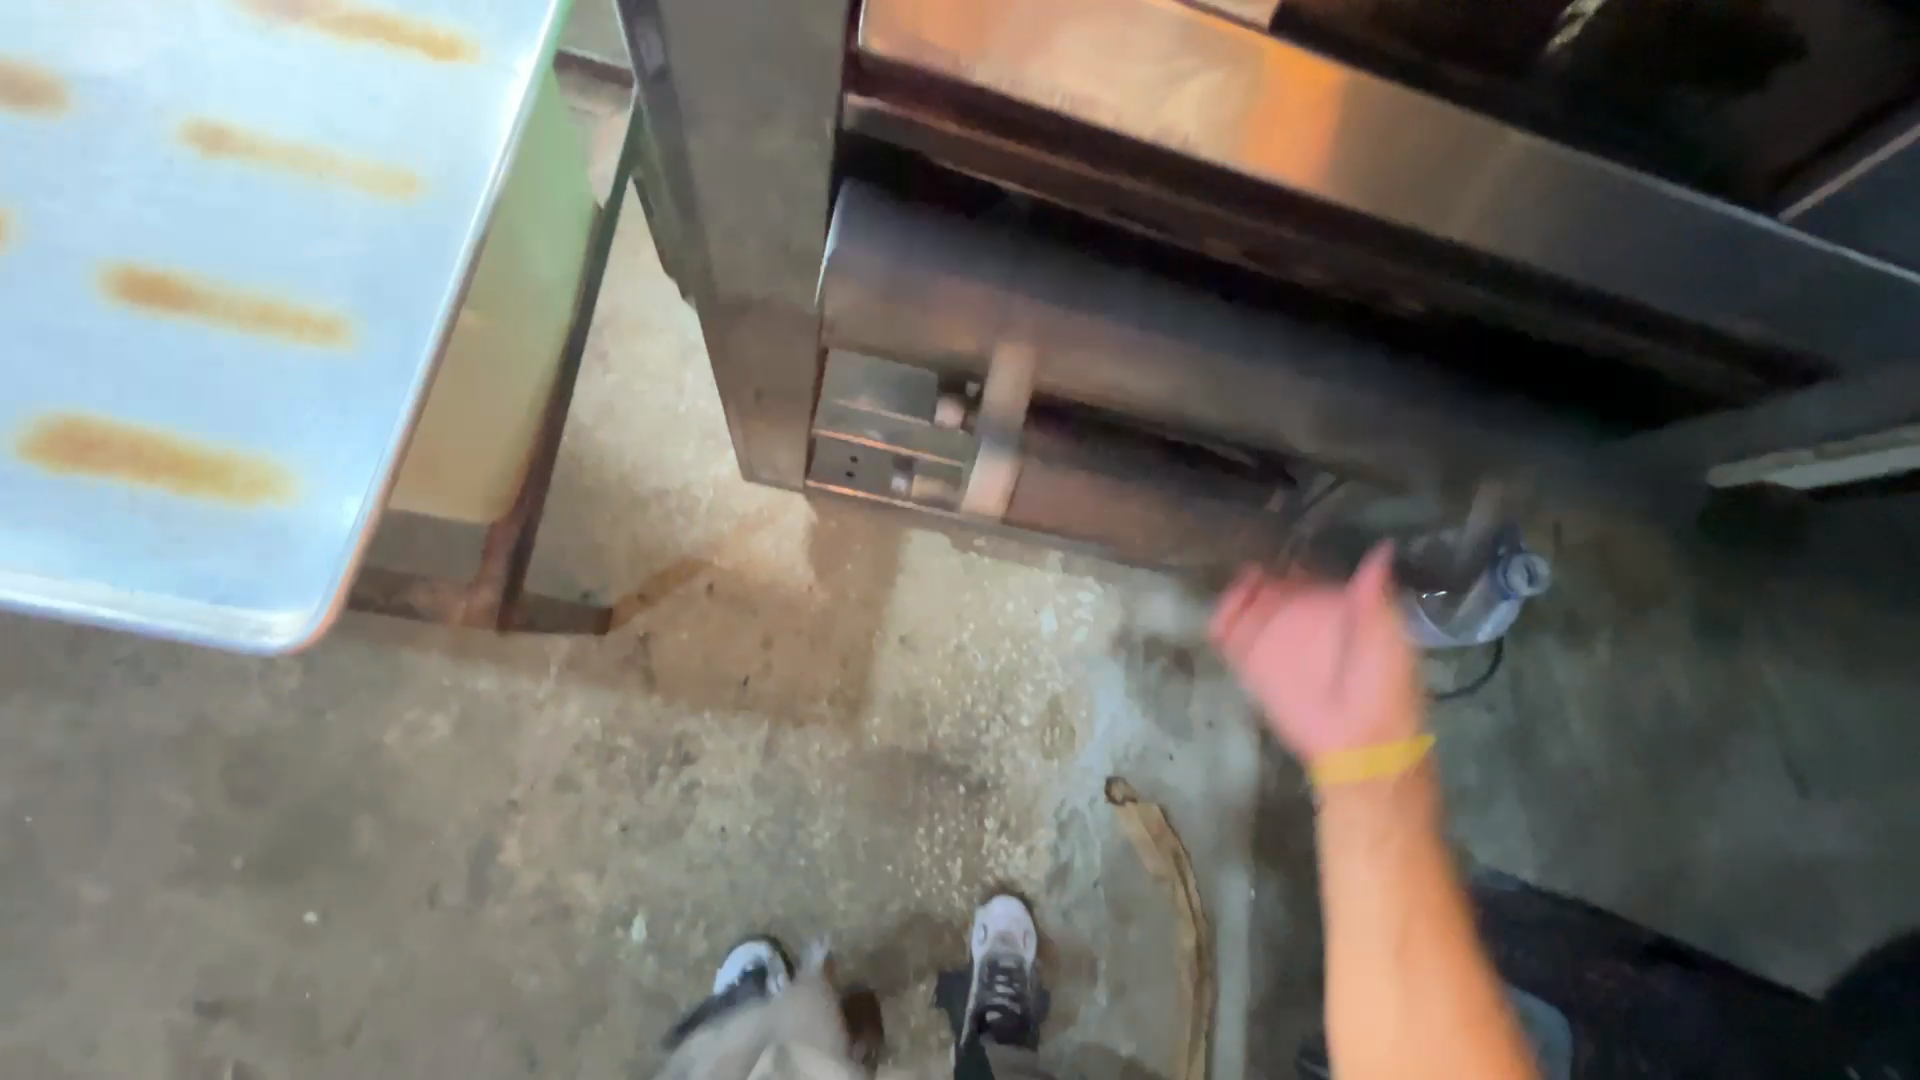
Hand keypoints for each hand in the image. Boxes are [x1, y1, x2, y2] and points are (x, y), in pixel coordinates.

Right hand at [1209, 544, 1423, 762]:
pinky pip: (1230, 639)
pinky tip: (1220, 617)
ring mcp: (1274, 643)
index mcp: (1334, 610)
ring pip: (1247, 607)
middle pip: (1272, 586)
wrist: (1359, 742)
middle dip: (1261, 572)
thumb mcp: (1388, 636)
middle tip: (1254, 565)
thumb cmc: (1382, 689)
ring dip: (1237, 594)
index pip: (1307, 574)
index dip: (1294, 559)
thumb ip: (1374, 595)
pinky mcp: (1253, 666)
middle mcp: (1300, 621)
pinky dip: (1220, 623)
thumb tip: (1382, 548)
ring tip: (1239, 589)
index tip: (1283, 546)